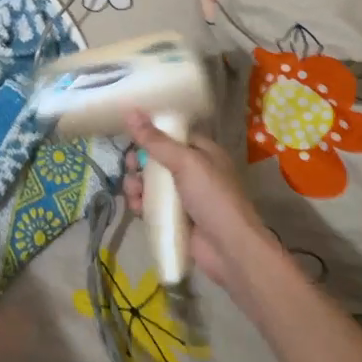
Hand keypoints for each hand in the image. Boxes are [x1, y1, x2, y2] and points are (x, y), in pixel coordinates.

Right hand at [123, 111, 274, 286]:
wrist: (231, 251)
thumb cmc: (213, 198)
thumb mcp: (185, 163)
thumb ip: (155, 140)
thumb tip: (129, 111)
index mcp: (203, 153)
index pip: (172, 135)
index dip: (151, 134)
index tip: (131, 136)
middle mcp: (193, 172)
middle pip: (157, 159)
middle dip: (139, 162)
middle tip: (130, 167)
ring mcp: (184, 197)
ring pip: (150, 183)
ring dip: (136, 184)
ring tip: (133, 192)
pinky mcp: (176, 218)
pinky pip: (151, 205)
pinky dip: (141, 204)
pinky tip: (136, 207)